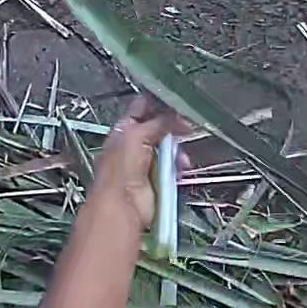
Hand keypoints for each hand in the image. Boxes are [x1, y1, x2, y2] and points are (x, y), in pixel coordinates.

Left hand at [92, 95, 188, 229]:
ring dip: (176, 150)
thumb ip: (158, 122)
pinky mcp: (157, 178)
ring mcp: (146, 162)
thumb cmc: (121, 169)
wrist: (123, 206)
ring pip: (167, 148)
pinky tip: (181, 167)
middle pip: (158, 128)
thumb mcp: (138, 135)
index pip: (142, 109)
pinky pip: (172, 166)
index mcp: (124, 130)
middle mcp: (134, 144)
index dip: (158, 104)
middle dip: (172, 128)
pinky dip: (178, 166)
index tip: (176, 102)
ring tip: (181, 157)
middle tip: (185, 127)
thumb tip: (176, 115)